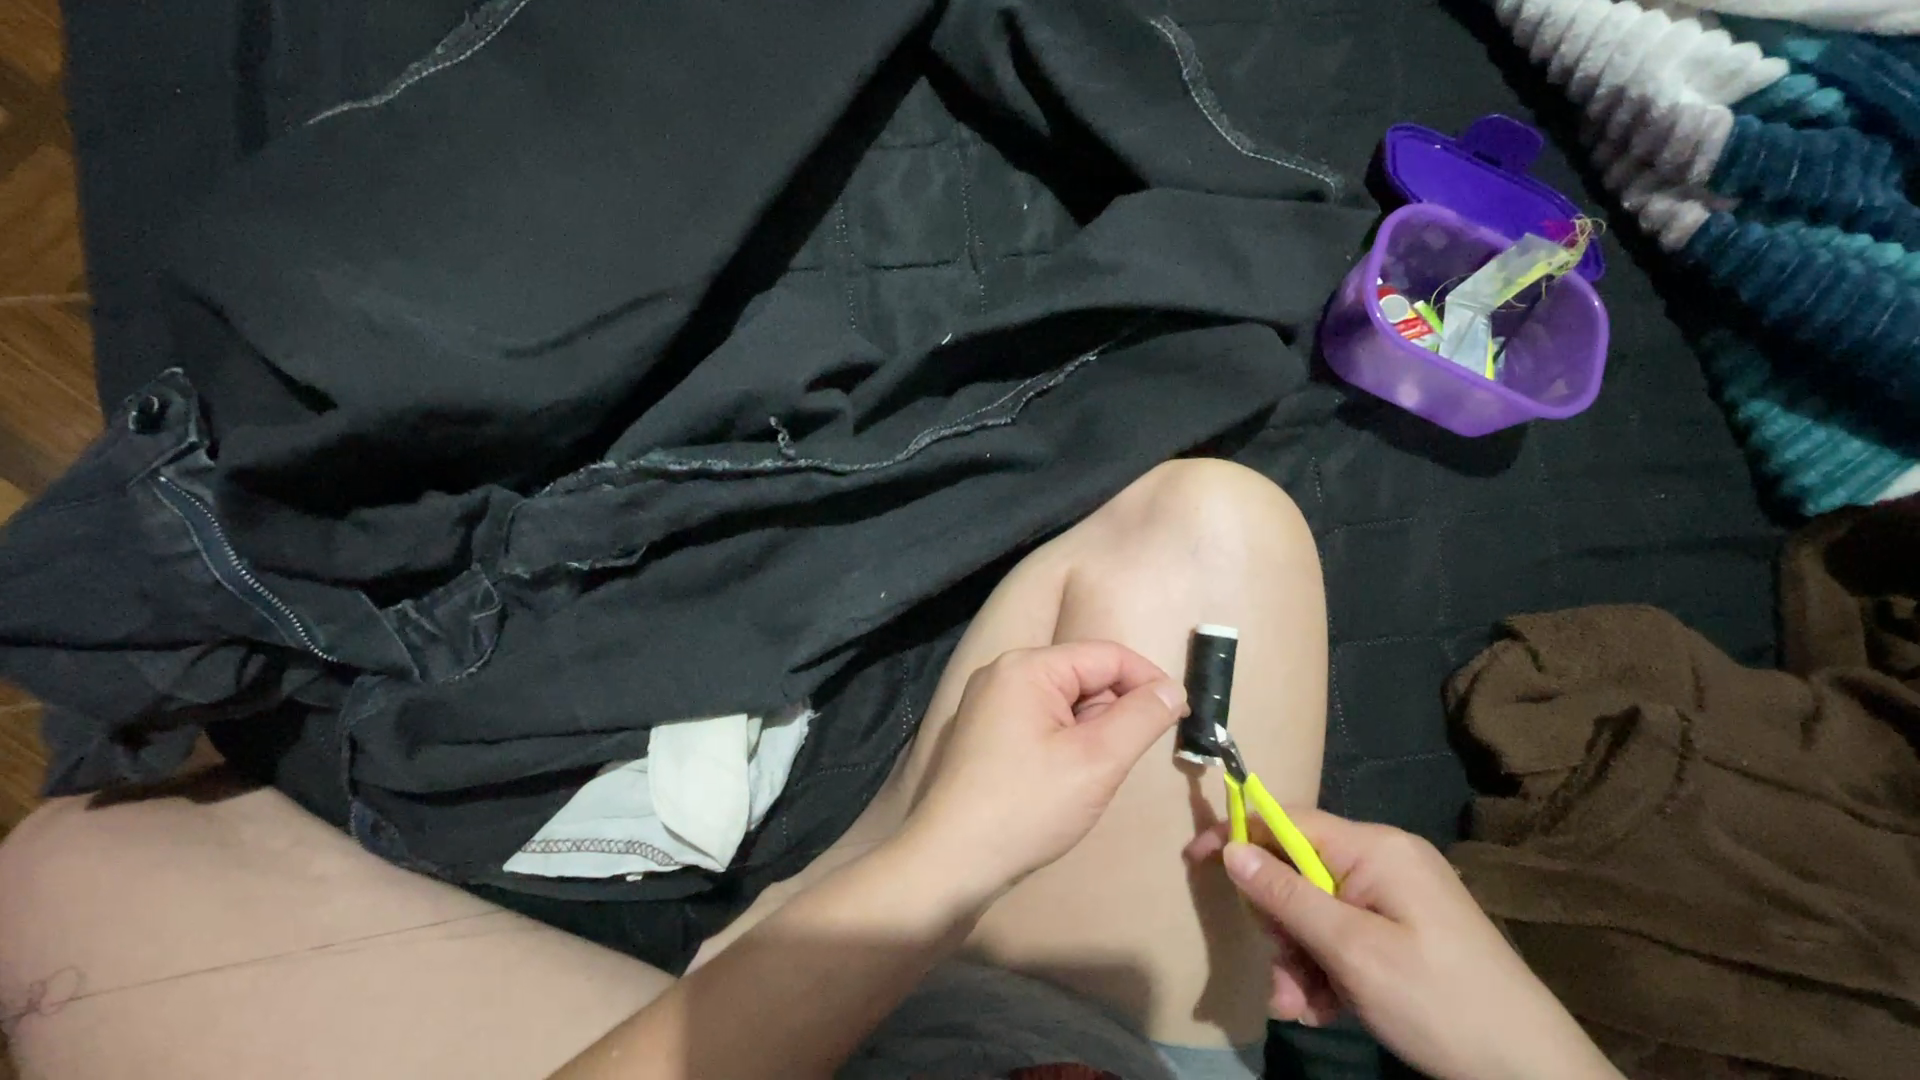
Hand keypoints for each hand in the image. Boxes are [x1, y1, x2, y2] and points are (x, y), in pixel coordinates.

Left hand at [901, 642, 1187, 897]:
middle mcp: (1003, 673)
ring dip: (1092, 731)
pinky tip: (1066, 780)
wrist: (951, 861)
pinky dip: (1066, 742)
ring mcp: (988, 703)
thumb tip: (1173, 690)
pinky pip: (1040, 721)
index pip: (1106, 655)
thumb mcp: (1098, 761)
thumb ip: (1142, 718)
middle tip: (1127, 759)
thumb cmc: (1028, 807)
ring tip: (1093, 776)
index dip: (1149, 681)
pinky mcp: (984, 733)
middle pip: (1083, 675)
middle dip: (1116, 711)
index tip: (1182, 716)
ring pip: (1064, 702)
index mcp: (1027, 666)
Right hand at [1187, 810, 1621, 1079]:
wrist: (1536, 1075)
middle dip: (1277, 926)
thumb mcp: (1353, 952)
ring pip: (1314, 913)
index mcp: (1375, 849)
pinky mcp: (1402, 933)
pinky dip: (1323, 971)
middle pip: (1297, 873)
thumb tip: (1231, 849)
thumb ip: (1287, 897)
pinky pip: (1341, 936)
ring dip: (1296, 960)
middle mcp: (1383, 862)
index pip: (1287, 819)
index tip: (1194, 861)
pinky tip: (1323, 1010)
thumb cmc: (1440, 1001)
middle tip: (1279, 979)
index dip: (1238, 835)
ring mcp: (1395, 899)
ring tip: (1300, 1009)